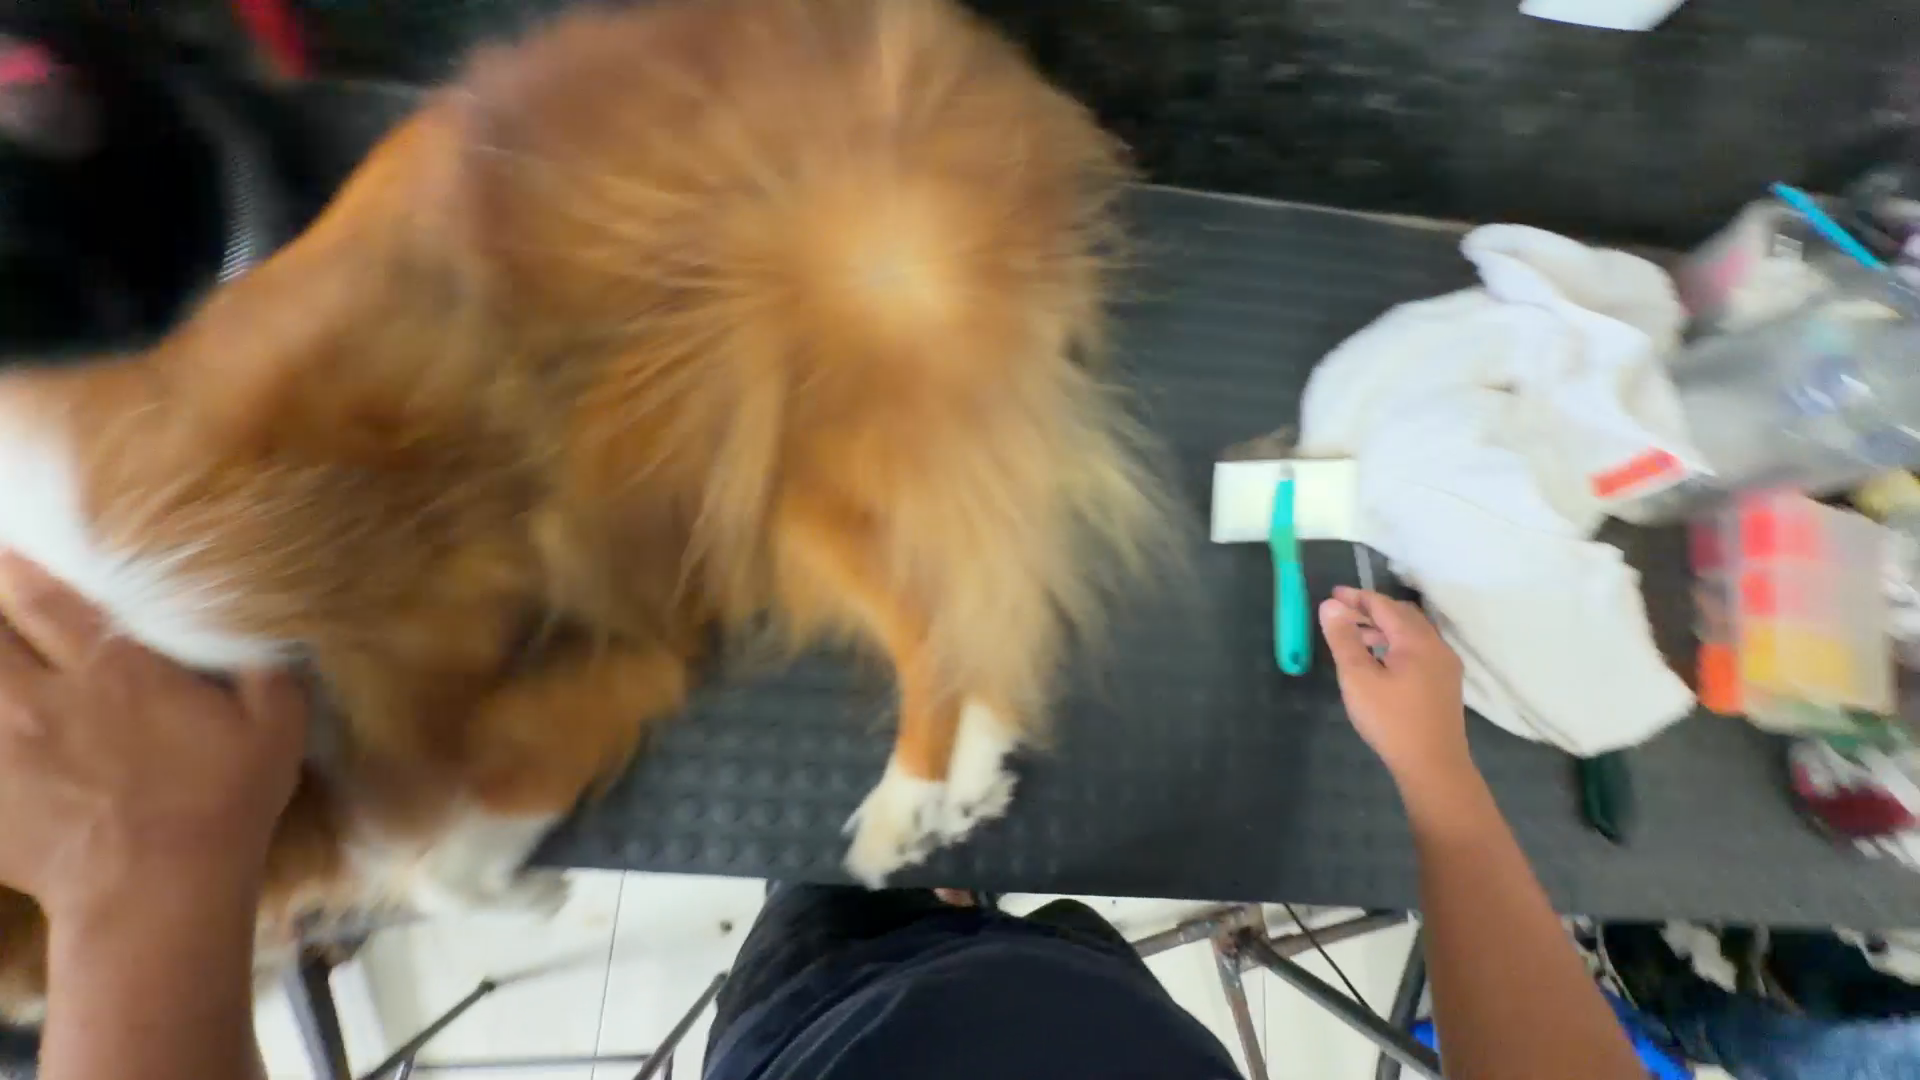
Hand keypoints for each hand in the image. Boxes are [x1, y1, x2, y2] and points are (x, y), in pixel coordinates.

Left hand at [0, 553, 305, 921]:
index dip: (30, 567)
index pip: (54, 600)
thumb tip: (258, 625)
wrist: (156, 885)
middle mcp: (44, 697)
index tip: (20, 548)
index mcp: (122, 674)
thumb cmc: (227, 796)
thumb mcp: (277, 724)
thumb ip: (262, 669)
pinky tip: (0, 708)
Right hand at [1319, 586, 1471, 789]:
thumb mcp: (1357, 677)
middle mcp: (1436, 647)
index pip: (1384, 606)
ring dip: (1384, 626)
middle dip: (1371, 609)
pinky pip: (1419, 648)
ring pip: (1413, 632)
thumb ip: (1343, 638)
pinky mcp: (1444, 683)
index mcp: (1417, 641)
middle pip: (1403, 615)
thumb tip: (1331, 605)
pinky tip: (1379, 658)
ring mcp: (1444, 665)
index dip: (1357, 597)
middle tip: (1341, 612)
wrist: (1433, 766)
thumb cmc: (1390, 720)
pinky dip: (1396, 642)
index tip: (1331, 594)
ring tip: (1355, 634)